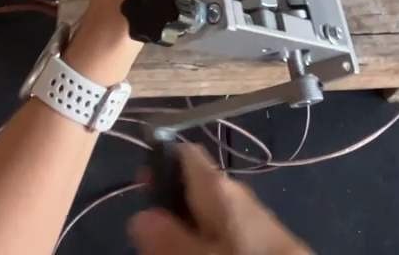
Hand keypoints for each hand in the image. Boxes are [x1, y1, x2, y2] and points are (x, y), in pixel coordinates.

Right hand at [128, 144, 309, 254]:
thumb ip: (167, 238)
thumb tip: (138, 216)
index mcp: (217, 185)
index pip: (185, 153)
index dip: (160, 162)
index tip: (140, 184)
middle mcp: (234, 191)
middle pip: (193, 183)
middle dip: (169, 202)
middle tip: (149, 232)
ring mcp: (249, 214)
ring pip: (208, 210)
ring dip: (187, 224)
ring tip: (169, 247)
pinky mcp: (259, 235)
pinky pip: (224, 228)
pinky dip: (206, 238)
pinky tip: (199, 250)